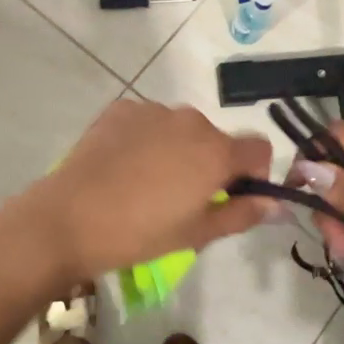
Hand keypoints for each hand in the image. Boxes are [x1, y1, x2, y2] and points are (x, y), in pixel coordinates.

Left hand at [4, 100, 275, 288]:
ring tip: (148, 183)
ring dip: (178, 150)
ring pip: (181, 129)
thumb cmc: (138, 233)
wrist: (67, 218)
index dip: (254, 174)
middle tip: (184, 198)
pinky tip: (124, 167)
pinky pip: (148, 122)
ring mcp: (153, 111)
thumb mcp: (195, 233)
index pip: (259, 149)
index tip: (233, 197)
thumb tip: (276, 204)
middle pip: (217, 139)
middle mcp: (191, 121)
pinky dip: (147, 140)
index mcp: (216, 152)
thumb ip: (241, 214)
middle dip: (211, 164)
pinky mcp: (121, 110)